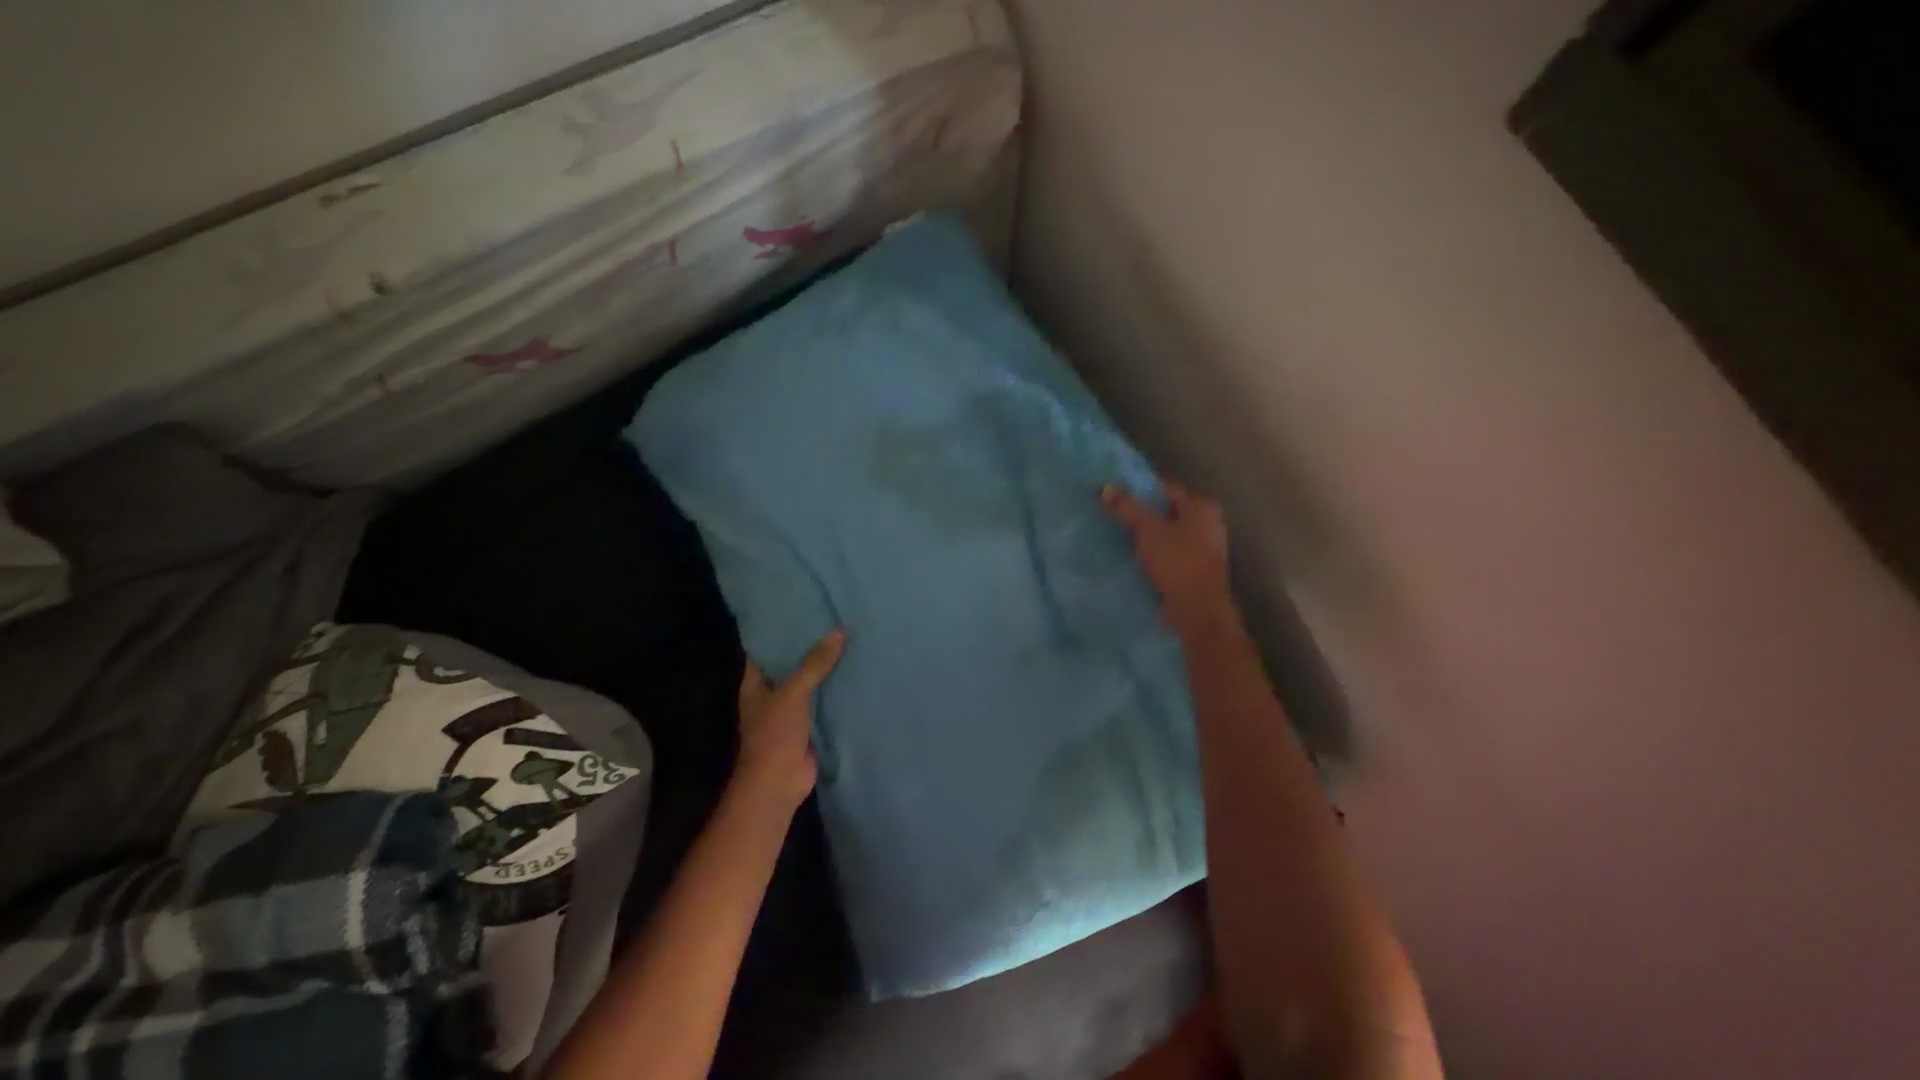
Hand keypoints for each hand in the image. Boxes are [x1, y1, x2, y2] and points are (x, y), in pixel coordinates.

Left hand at [735, 629, 845, 810]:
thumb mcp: (793, 693)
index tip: (803, 608)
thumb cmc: (775, 734)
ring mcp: (791, 712)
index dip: (781, 629)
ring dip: (826, 669)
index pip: (766, 648)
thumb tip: (840, 631)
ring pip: (810, 684)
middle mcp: (771, 694)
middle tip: (835, 620)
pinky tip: (857, 674)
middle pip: (791, 664)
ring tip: (851, 640)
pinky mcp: (810, 727)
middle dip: (810, 647)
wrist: (779, 782)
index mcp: (756, 683)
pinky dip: (836, 692)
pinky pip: (824, 703)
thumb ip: (815, 663)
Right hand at [1103, 479, 1235, 636]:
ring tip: (1117, 534)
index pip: (1165, 487)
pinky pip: (1168, 553)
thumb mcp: (1148, 530)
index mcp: (1202, 507)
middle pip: (1167, 511)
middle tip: (1112, 513)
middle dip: (1141, 513)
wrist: (1198, 610)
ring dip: (1146, 535)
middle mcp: (1208, 523)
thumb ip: (1127, 508)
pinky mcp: (1194, 569)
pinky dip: (1153, 552)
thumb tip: (1105, 488)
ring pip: (1167, 533)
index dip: (1139, 489)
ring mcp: (1203, 548)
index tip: (1114, 494)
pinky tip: (1133, 556)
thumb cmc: (1177, 562)